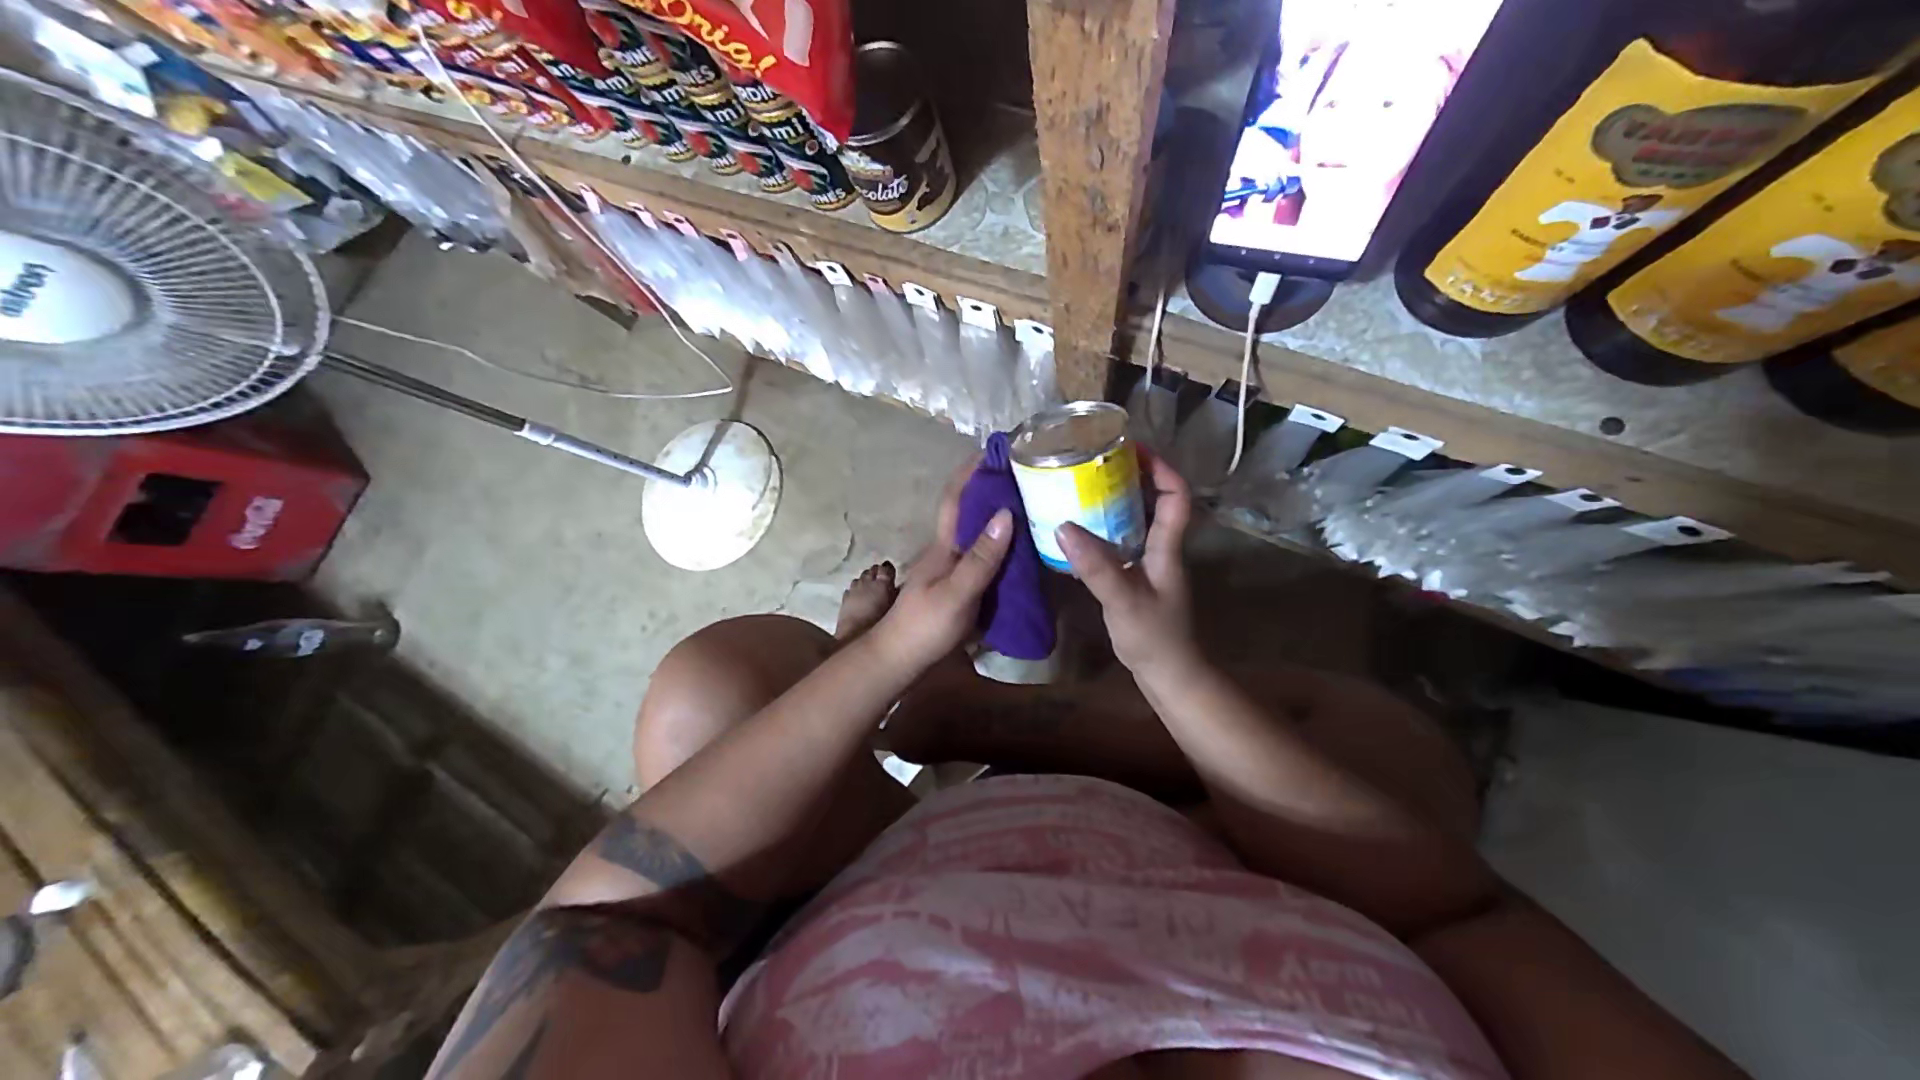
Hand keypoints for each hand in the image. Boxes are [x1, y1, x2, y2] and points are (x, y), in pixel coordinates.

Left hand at [872, 457, 1015, 671]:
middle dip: (991, 489)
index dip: (971, 471)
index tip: (995, 449)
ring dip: (997, 517)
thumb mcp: (957, 593)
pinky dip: (1001, 547)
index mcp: (944, 546)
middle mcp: (946, 551)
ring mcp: (951, 570)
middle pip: (968, 512)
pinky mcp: (958, 588)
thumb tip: (1005, 512)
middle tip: (1025, 477)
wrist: (899, 660)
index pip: (956, 499)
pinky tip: (1020, 553)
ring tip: (1031, 507)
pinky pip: (983, 558)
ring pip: (977, 535)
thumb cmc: (925, 626)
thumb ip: (981, 557)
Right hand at [1057, 447, 1196, 680]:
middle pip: (1155, 502)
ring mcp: (1149, 565)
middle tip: (1096, 464)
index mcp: (1168, 548)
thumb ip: (1096, 567)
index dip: (1162, 468)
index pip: (1177, 497)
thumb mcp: (1123, 600)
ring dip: (1116, 502)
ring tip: (1082, 488)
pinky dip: (1103, 529)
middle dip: (1131, 478)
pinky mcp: (1135, 579)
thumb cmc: (1155, 637)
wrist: (1168, 675)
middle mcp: (1161, 549)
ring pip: (1136, 521)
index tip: (1132, 450)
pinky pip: (1121, 541)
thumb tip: (1063, 526)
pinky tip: (1077, 532)